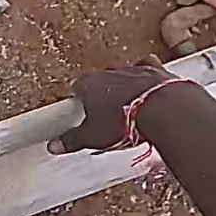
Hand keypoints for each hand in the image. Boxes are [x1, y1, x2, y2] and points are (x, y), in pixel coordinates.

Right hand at [48, 61, 188, 153]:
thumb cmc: (123, 123)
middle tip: (106, 111)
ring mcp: (133, 69)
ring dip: (124, 85)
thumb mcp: (92, 137)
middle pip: (100, 78)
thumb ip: (72, 140)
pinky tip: (150, 88)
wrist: (162, 111)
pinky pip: (149, 69)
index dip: (79, 97)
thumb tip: (53, 146)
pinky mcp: (156, 70)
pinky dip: (148, 78)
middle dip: (102, 91)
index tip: (82, 107)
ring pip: (124, 73)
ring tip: (128, 104)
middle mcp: (110, 72)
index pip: (77, 85)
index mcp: (89, 84)